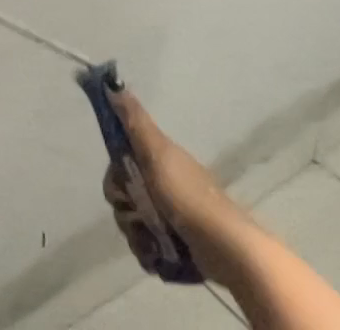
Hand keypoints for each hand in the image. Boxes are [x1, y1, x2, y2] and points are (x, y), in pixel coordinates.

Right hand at [101, 87, 250, 283]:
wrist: (226, 248)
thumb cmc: (188, 197)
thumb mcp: (158, 154)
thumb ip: (135, 122)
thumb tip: (113, 84)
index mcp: (158, 160)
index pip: (120, 162)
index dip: (116, 174)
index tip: (123, 183)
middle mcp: (162, 184)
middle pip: (123, 194)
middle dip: (125, 208)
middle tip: (139, 214)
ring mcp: (169, 214)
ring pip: (132, 222)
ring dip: (136, 234)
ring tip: (152, 241)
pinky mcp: (175, 242)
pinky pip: (146, 245)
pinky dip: (148, 251)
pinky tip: (157, 255)